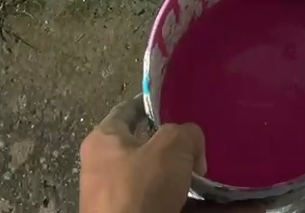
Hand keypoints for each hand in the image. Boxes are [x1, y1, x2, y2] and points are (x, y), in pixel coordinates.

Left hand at [79, 100, 204, 212]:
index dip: (152, 103)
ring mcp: (110, 198)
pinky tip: (199, 200)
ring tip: (203, 174)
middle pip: (143, 146)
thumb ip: (188, 132)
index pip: (128, 109)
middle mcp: (100, 167)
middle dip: (172, 146)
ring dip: (177, 177)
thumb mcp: (173, 145)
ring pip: (152, 178)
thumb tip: (192, 146)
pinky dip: (176, 200)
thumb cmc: (141, 188)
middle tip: (196, 144)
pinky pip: (155, 202)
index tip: (175, 101)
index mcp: (102, 140)